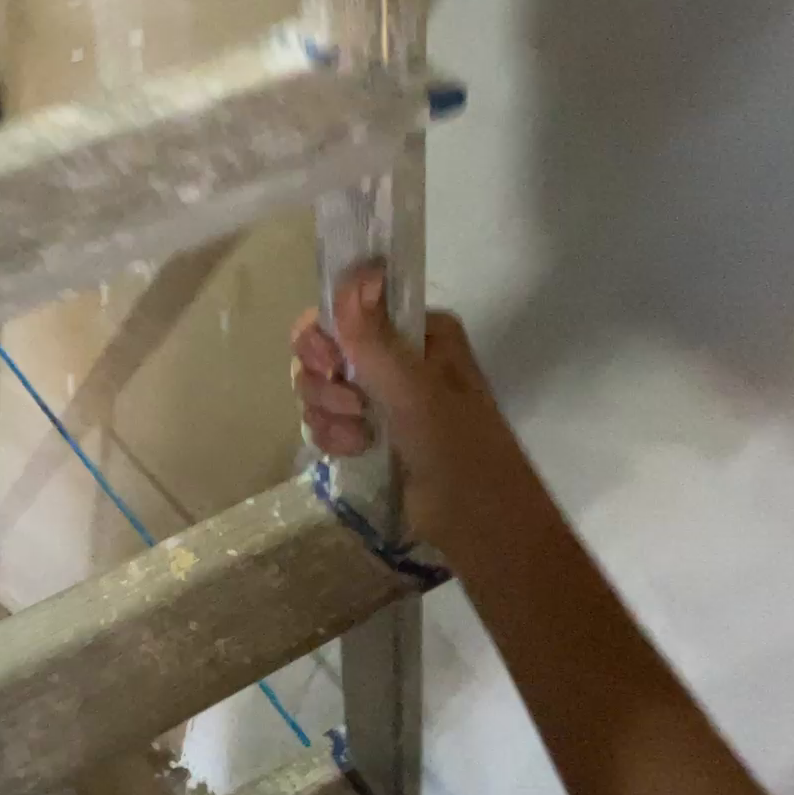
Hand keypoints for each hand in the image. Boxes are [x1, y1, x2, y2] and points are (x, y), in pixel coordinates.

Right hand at [290, 263, 539, 553]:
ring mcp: (380, 392)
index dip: (322, 336)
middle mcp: (397, 355)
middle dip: (322, 381)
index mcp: (418, 332)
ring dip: (326, 412)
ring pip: (317, 384)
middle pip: (322, 347)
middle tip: (348, 405)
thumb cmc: (456, 448)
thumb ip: (374, 334)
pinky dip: (329, 433)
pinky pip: (321, 416)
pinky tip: (352, 449)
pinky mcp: (366, 426)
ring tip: (357, 436)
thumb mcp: (412, 389)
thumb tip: (359, 270)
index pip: (344, 310)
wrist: (476, 523)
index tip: (330, 365)